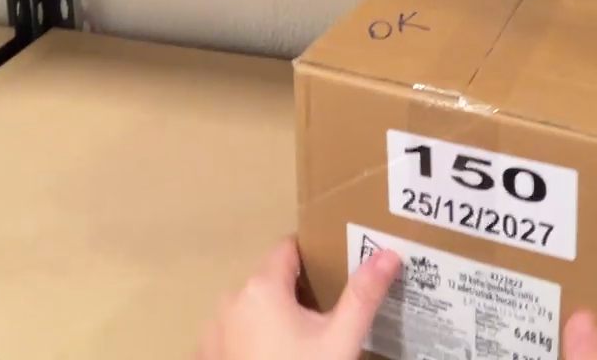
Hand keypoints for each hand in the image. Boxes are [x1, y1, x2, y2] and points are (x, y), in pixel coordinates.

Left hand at [195, 238, 402, 359]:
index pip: (290, 248)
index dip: (314, 257)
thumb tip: (389, 254)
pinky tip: (274, 359)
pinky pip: (234, 335)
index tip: (336, 275)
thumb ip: (363, 295)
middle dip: (298, 292)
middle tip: (326, 316)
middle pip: (271, 278)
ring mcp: (213, 332)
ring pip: (253, 308)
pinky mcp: (206, 358)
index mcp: (261, 285)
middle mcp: (230, 300)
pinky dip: (252, 341)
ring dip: (274, 317)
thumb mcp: (340, 342)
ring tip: (302, 344)